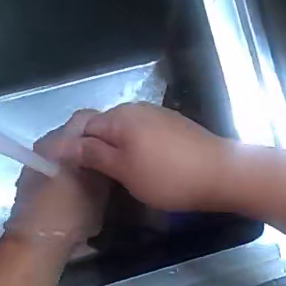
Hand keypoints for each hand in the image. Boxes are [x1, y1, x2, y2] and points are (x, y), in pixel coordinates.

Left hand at [7, 112, 107, 248]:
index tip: (119, 142)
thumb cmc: (72, 213)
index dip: (105, 126)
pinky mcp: (30, 176)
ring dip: (79, 156)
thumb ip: (107, 165)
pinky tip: (78, 185)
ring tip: (95, 173)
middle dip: (92, 142)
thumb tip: (111, 154)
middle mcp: (45, 143)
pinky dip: (67, 168)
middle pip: (73, 131)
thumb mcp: (101, 189)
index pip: (87, 117)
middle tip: (110, 159)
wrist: (37, 242)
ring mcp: (35, 160)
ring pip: (64, 148)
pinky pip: (54, 162)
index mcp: (63, 141)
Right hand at [77, 103, 239, 212]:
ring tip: (109, 175)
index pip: (81, 127)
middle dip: (91, 147)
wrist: (223, 174)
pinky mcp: (175, 128)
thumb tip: (64, 145)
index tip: (62, 170)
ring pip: (124, 131)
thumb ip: (94, 155)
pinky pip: (143, 135)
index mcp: (120, 116)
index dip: (69, 147)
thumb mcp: (125, 170)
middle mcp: (137, 109)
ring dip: (113, 149)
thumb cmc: (169, 177)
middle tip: (84, 175)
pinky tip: (137, 167)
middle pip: (103, 126)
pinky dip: (134, 149)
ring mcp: (159, 116)